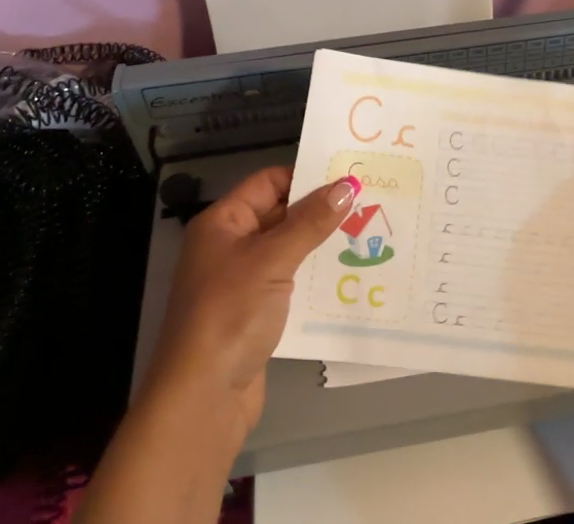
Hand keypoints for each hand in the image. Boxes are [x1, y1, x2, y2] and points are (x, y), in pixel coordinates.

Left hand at [143, 168, 357, 440]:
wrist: (203, 396)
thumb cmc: (230, 314)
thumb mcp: (272, 261)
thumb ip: (310, 222)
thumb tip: (346, 186)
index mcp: (222, 223)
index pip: (267, 182)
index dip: (305, 176)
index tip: (349, 176)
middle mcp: (229, 246)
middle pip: (279, 215)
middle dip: (320, 210)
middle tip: (370, 203)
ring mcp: (242, 282)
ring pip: (288, 251)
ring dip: (322, 245)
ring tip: (369, 235)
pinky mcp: (256, 314)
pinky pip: (291, 284)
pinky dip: (315, 279)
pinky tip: (350, 277)